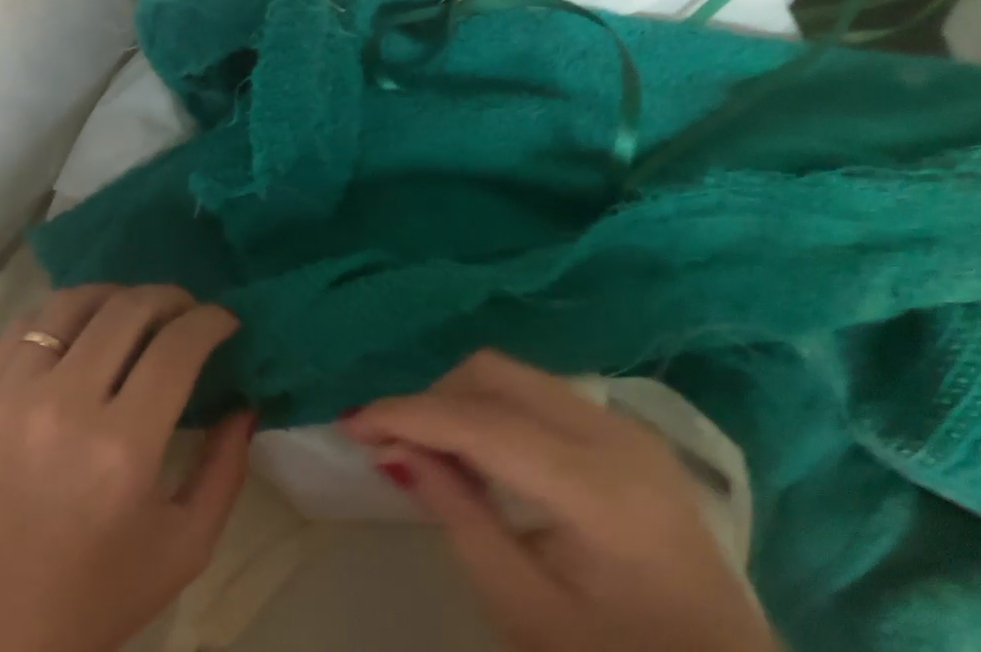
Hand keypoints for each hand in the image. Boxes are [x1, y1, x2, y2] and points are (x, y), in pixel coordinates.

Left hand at [0, 285, 255, 651]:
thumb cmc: (102, 591)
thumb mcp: (187, 545)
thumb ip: (225, 469)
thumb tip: (245, 402)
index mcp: (122, 448)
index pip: (175, 349)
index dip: (209, 321)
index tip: (226, 320)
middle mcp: (65, 406)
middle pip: (125, 312)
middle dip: (169, 298)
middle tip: (188, 312)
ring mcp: (14, 395)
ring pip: (70, 305)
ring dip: (114, 296)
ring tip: (138, 309)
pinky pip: (26, 327)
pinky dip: (62, 314)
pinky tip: (83, 328)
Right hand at [341, 351, 779, 651]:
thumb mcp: (521, 605)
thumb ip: (456, 515)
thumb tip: (393, 448)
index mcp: (597, 488)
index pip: (479, 422)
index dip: (405, 415)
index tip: (349, 426)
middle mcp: (617, 437)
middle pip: (495, 374)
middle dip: (432, 399)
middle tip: (392, 444)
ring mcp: (630, 431)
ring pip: (516, 377)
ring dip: (461, 402)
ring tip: (431, 452)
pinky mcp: (631, 438)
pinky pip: (541, 396)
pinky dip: (494, 411)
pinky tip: (480, 456)